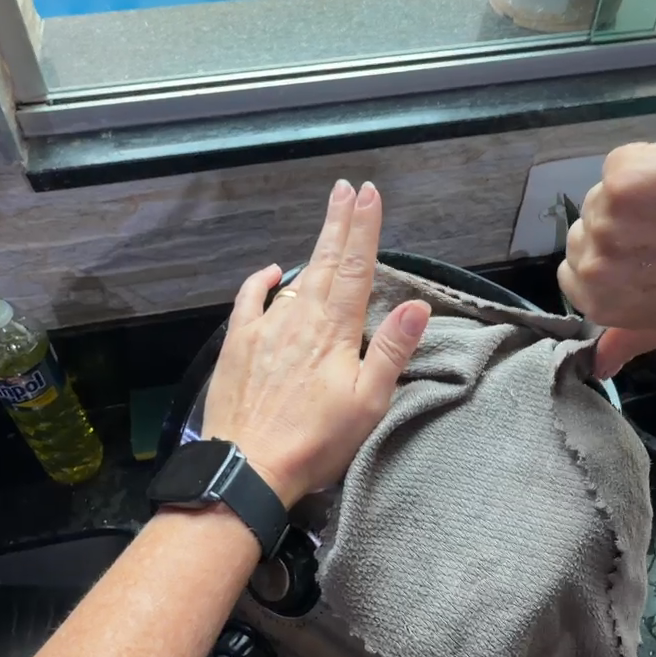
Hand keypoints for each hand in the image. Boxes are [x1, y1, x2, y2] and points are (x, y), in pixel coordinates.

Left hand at [201, 180, 431, 505]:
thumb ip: (391, 349)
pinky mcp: (238, 344)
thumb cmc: (316, 441)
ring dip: (310, 249)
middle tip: (346, 188)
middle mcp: (300, 317)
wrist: (247, 468)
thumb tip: (416, 304)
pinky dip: (261, 281)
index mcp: (335, 330)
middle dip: (339, 223)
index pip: (354, 267)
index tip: (369, 195)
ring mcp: (266, 328)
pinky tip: (270, 271)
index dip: (363, 228)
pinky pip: (250, 300)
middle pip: (324, 261)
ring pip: (293, 277)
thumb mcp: (367, 402)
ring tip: (325, 227)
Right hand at [558, 132, 655, 377]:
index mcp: (601, 301)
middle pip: (584, 234)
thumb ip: (631, 338)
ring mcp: (606, 214)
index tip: (644, 256)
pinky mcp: (625, 171)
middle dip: (620, 229)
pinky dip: (652, 163)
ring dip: (636, 195)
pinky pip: (622, 164)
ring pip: (603, 196)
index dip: (610, 262)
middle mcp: (593, 261)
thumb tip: (598, 366)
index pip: (575, 276)